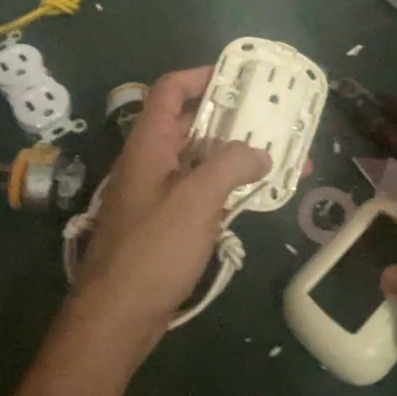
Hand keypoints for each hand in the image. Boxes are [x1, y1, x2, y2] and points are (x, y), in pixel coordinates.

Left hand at [70, 67, 270, 347]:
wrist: (116, 319)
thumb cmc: (152, 250)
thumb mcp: (197, 199)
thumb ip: (231, 165)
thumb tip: (261, 152)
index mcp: (149, 143)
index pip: (170, 90)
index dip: (201, 76)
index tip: (240, 77)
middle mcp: (151, 161)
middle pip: (192, 124)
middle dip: (234, 120)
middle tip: (274, 118)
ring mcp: (157, 194)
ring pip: (201, 161)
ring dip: (237, 156)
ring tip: (280, 157)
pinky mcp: (165, 224)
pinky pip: (200, 192)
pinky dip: (228, 188)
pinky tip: (259, 197)